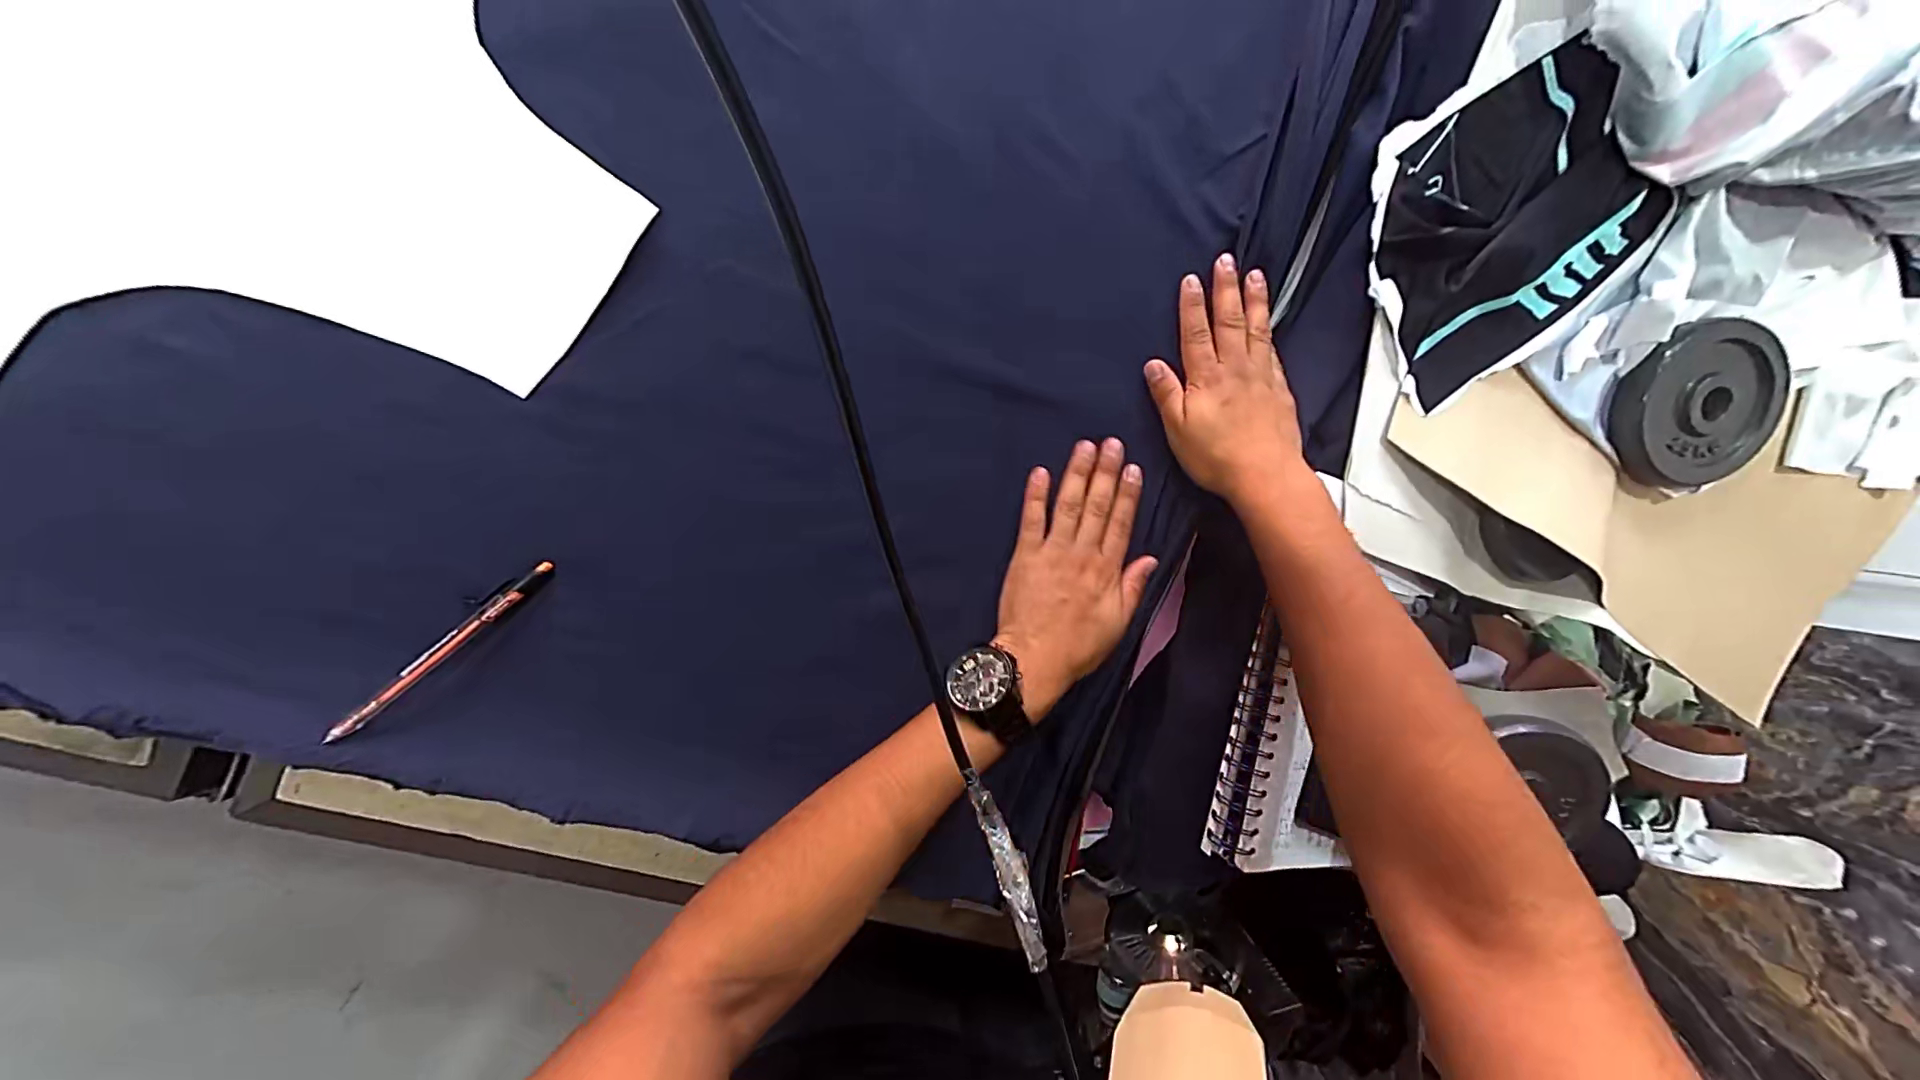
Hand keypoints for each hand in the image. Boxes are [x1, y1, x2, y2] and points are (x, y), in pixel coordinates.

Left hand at [994, 438, 1158, 720]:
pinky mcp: (1025, 555)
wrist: (1035, 659)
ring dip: (1076, 474)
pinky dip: (1036, 495)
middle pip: (1097, 506)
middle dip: (1105, 472)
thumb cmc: (1079, 646)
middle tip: (1111, 443)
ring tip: (1084, 447)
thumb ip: (1134, 587)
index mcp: (1107, 569)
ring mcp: (1053, 551)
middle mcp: (1082, 553)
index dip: (1127, 494)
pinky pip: (1032, 519)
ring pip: (1068, 505)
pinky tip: (1040, 472)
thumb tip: (1151, 558)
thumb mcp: (1119, 623)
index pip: (1120, 523)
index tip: (1132, 468)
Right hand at [1143, 253, 1307, 504]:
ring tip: (1253, 276)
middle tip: (1225, 261)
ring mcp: (1260, 376)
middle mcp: (1235, 370)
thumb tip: (1153, 365)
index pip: (1197, 333)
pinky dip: (1269, 330)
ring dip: (1253, 300)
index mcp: (1207, 378)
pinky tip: (1269, 322)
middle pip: (1229, 321)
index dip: (1193, 305)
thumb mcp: (1178, 429)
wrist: (1265, 474)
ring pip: (1256, 329)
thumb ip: (1167, 393)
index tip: (1191, 280)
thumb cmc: (1217, 457)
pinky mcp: (1278, 389)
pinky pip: (1273, 350)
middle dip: (1225, 289)